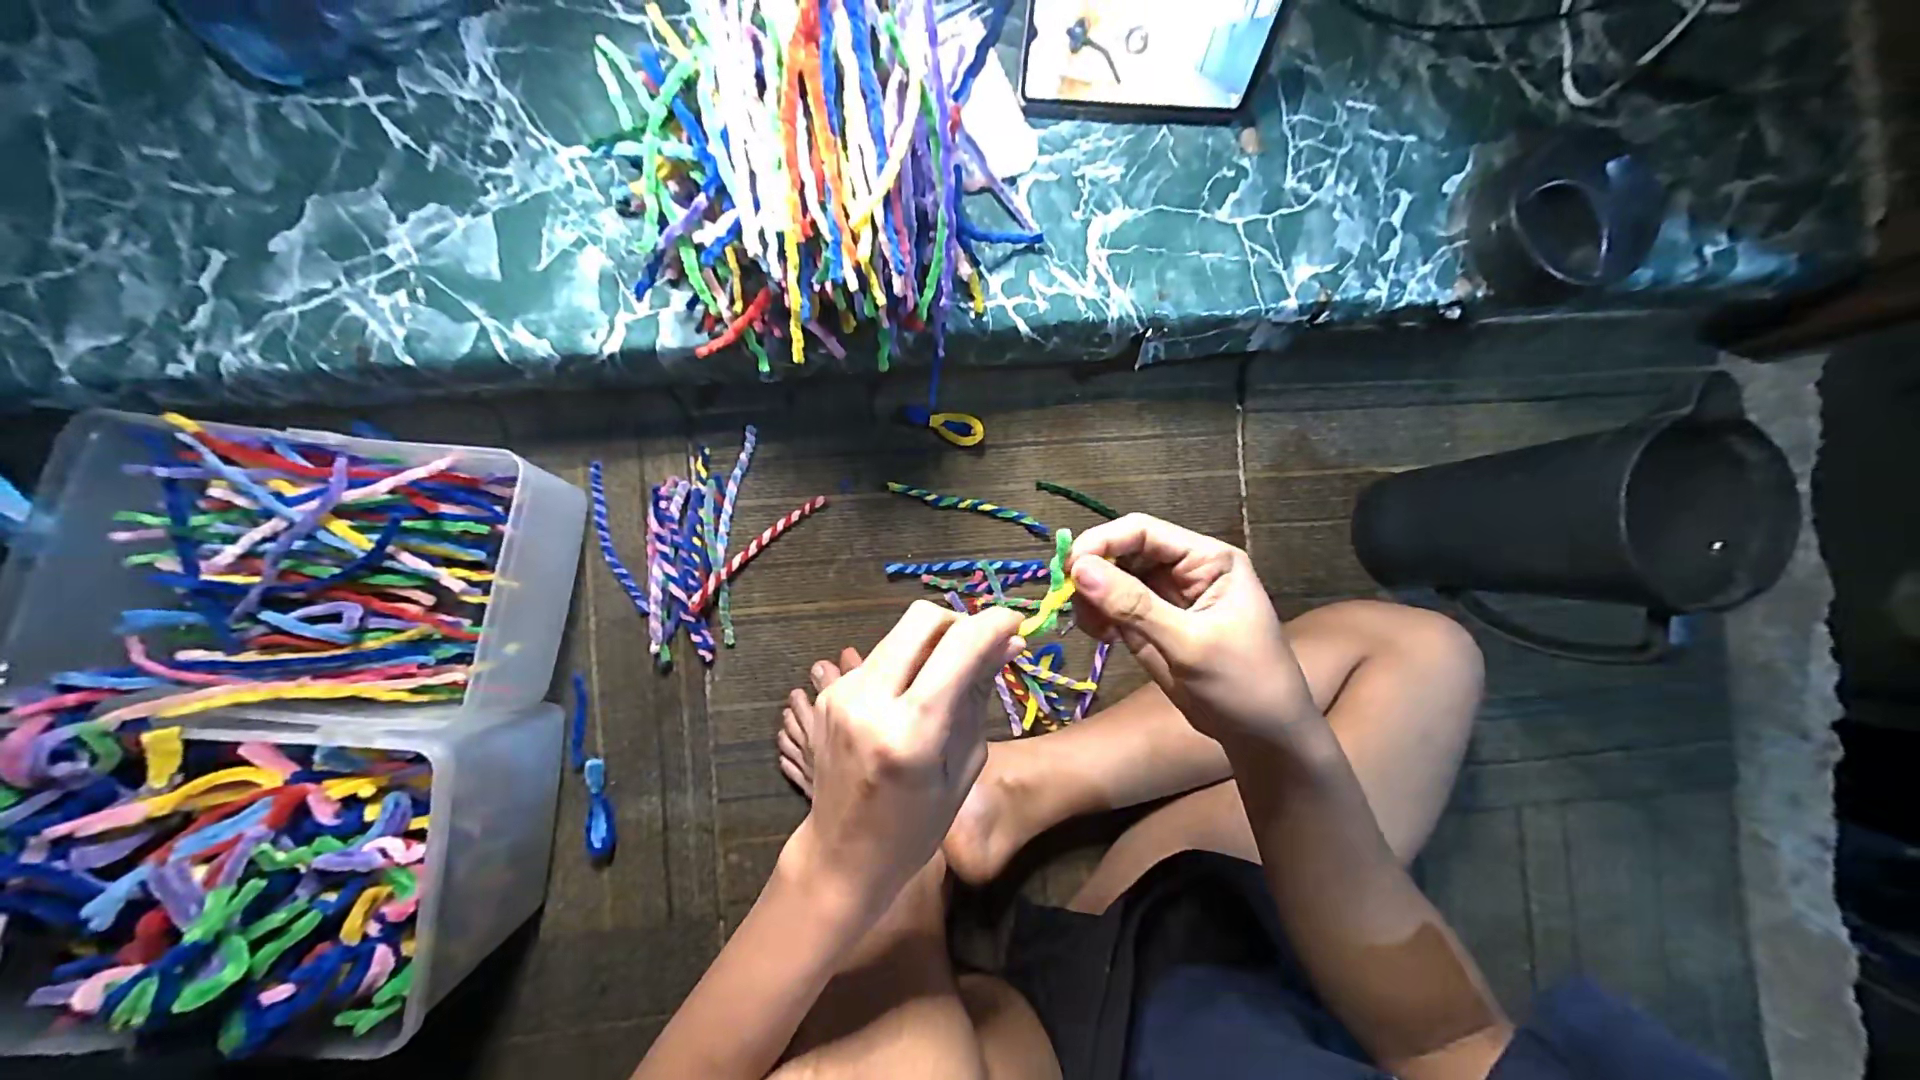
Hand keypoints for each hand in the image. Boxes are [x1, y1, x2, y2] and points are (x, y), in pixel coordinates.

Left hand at [782, 601, 1024, 914]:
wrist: (841, 854)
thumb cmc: (916, 826)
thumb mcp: (964, 764)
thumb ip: (980, 694)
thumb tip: (1009, 641)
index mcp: (911, 733)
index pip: (958, 647)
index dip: (993, 622)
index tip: (1015, 621)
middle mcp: (869, 702)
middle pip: (921, 618)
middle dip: (959, 621)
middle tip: (980, 645)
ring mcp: (841, 693)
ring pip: (899, 632)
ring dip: (933, 640)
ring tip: (951, 672)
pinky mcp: (829, 692)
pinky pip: (880, 655)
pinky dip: (908, 660)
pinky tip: (915, 692)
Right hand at [1068, 514, 1317, 749]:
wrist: (1262, 736)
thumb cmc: (1243, 683)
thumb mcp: (1190, 642)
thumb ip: (1134, 604)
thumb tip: (1078, 569)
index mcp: (1207, 559)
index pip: (1143, 531)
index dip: (1102, 542)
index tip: (1069, 568)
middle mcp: (1183, 569)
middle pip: (1122, 551)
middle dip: (1092, 572)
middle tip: (1072, 602)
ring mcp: (1164, 596)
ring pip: (1111, 578)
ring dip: (1091, 597)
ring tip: (1093, 628)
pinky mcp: (1149, 623)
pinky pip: (1112, 606)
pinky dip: (1096, 616)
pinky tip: (1101, 637)